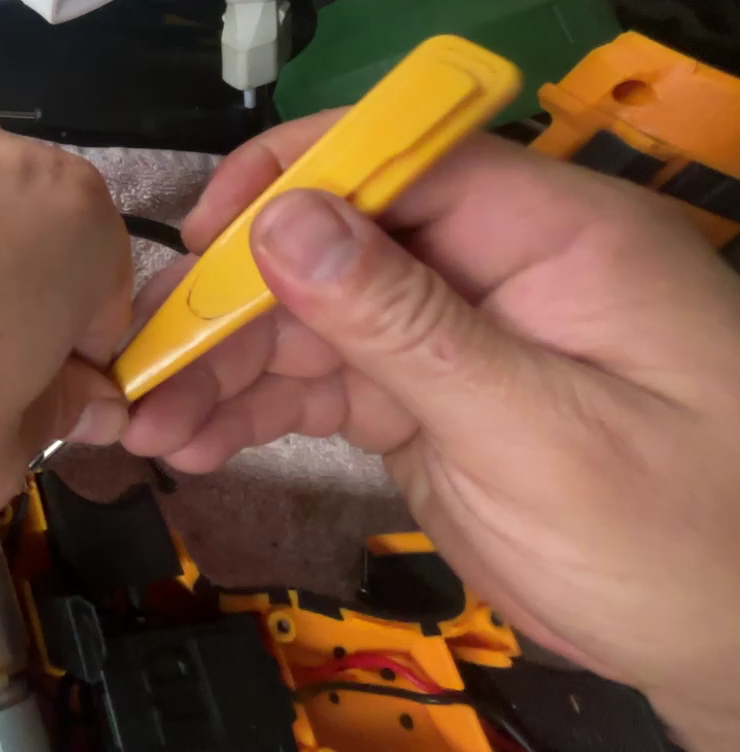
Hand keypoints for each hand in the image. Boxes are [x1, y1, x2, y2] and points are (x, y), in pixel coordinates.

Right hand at [121, 113, 739, 746]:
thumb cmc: (694, 548)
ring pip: (285, 321)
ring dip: (211, 372)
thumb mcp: (538, 433)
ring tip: (151, 426)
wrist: (739, 663)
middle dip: (218, 311)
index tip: (198, 246)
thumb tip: (280, 222)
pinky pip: (297, 382)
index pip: (383, 159)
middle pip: (307, 251)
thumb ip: (402, 321)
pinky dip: (240, 410)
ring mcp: (426, 327)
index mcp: (537, 234)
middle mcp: (468, 263)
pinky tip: (194, 441)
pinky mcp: (396, 387)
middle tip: (143, 366)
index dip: (278, 184)